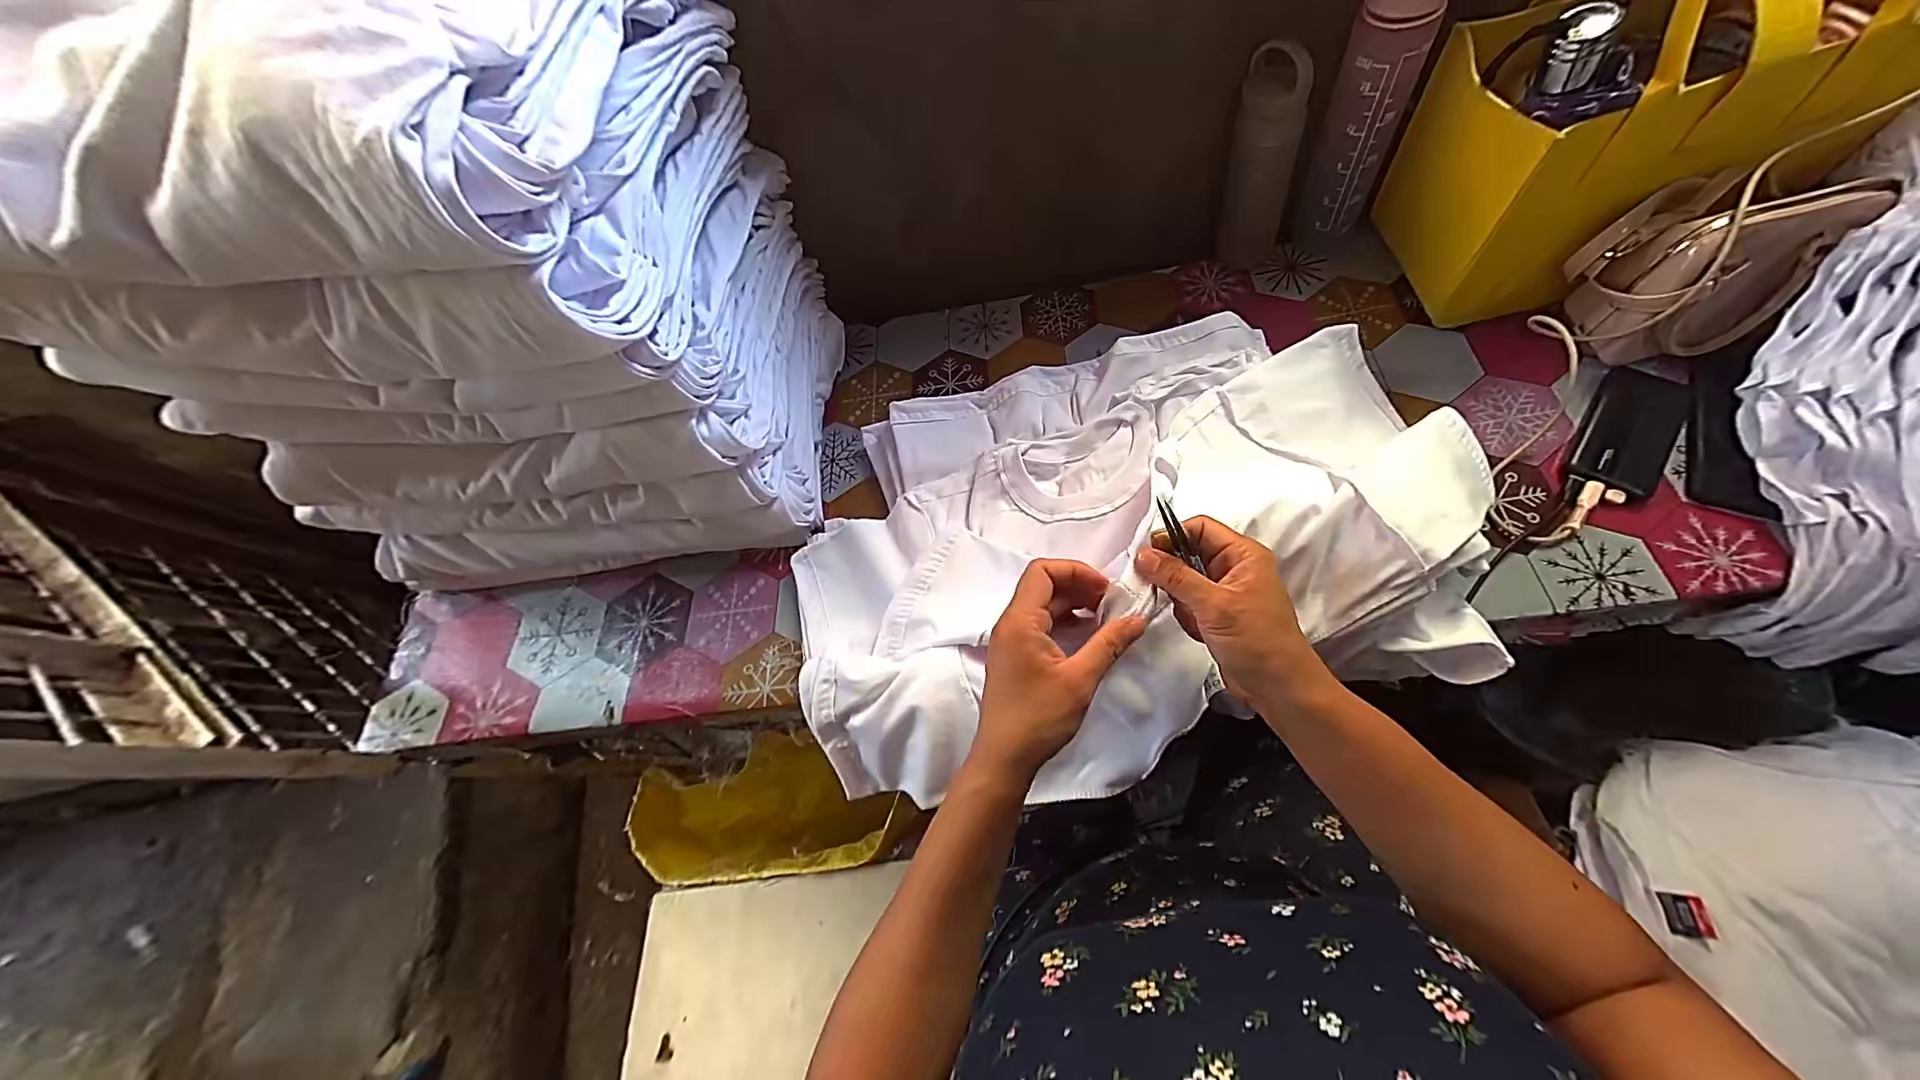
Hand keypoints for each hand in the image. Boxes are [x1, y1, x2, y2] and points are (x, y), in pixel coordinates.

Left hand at [971, 559, 1148, 782]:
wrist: (1004, 757)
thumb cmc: (1038, 718)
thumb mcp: (1080, 679)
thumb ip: (1109, 644)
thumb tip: (1136, 620)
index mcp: (1019, 621)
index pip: (1042, 571)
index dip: (1075, 570)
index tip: (1105, 589)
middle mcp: (1010, 624)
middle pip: (1042, 586)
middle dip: (1079, 586)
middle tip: (1111, 602)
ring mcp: (1010, 641)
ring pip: (1042, 606)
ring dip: (1073, 605)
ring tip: (1105, 618)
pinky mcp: (1015, 656)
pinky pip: (1040, 625)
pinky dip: (1064, 622)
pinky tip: (1088, 636)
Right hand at [1133, 515, 1325, 703]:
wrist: (1278, 687)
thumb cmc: (1259, 641)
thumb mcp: (1214, 605)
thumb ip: (1176, 577)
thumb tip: (1144, 555)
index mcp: (1243, 554)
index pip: (1199, 527)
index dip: (1171, 535)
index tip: (1147, 555)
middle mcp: (1234, 567)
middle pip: (1187, 552)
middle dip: (1172, 572)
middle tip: (1161, 588)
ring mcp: (1224, 590)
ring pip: (1183, 579)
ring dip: (1179, 598)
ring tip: (1192, 617)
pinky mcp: (1216, 612)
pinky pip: (1187, 601)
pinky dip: (1185, 614)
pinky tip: (1198, 629)